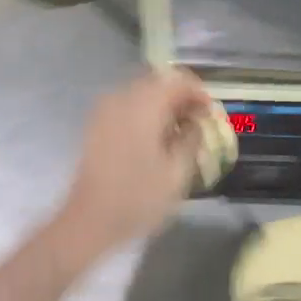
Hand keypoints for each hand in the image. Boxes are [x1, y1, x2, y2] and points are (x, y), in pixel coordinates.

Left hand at [52, 68, 212, 266]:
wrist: (89, 220)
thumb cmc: (138, 198)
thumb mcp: (177, 172)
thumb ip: (192, 138)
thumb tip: (196, 121)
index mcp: (143, 104)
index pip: (178, 80)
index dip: (199, 93)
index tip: (211, 114)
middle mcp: (121, 97)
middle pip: (158, 82)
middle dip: (181, 97)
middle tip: (198, 123)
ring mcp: (104, 109)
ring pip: (142, 92)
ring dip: (163, 105)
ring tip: (179, 133)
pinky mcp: (96, 124)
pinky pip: (127, 105)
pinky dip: (145, 113)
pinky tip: (155, 138)